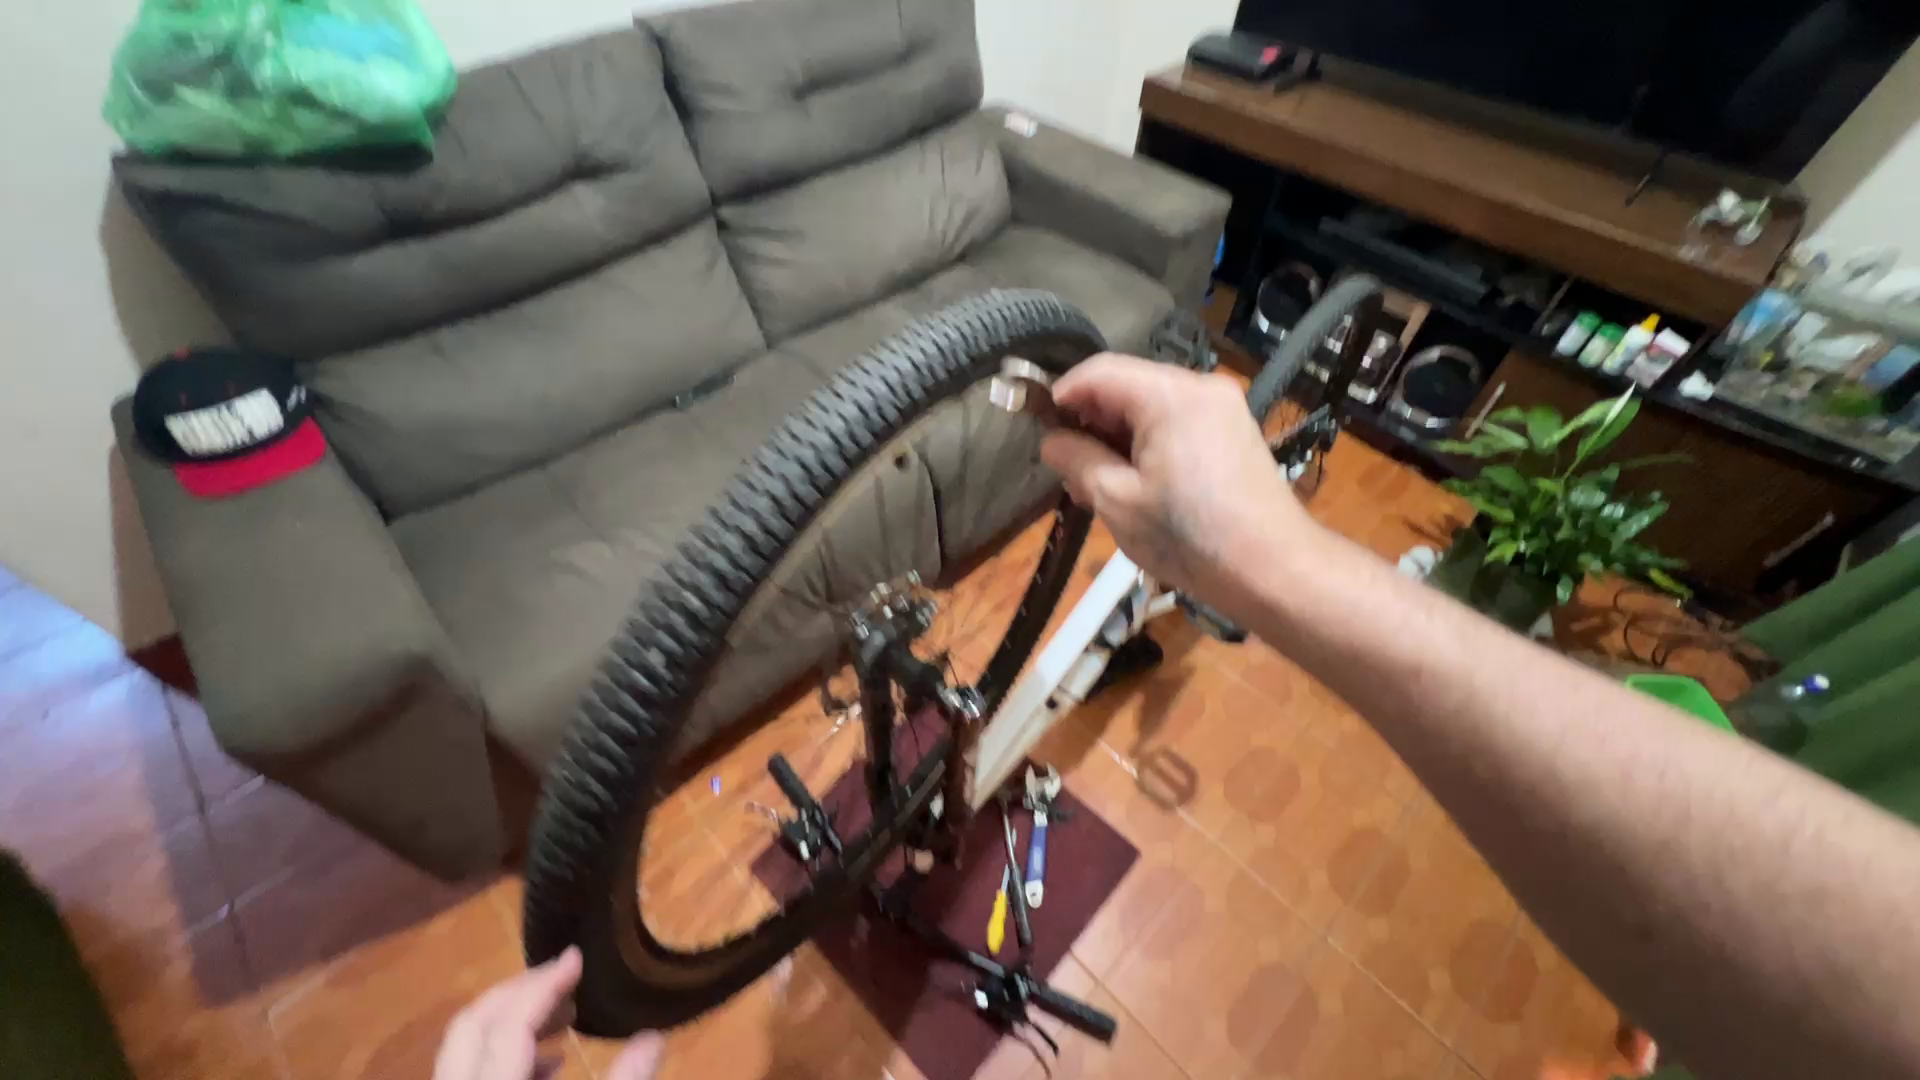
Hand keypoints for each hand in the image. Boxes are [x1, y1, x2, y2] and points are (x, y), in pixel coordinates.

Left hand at [433, 947, 663, 1079]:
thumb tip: (654, 1035)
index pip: (510, 1026)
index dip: (545, 985)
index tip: (579, 956)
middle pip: (472, 1024)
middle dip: (522, 990)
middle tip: (568, 976)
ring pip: (465, 1047)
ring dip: (513, 1018)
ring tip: (565, 1016)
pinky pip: (467, 1071)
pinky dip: (504, 1051)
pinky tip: (552, 1065)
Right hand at [1039, 354, 1313, 608]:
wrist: (1272, 570)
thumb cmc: (1188, 536)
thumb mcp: (1116, 500)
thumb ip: (1076, 460)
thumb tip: (1051, 441)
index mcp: (1169, 394)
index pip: (1099, 371)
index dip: (1061, 394)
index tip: (1036, 427)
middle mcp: (1199, 387)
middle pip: (1126, 386)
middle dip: (1090, 422)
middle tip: (1067, 469)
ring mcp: (1222, 408)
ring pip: (1149, 406)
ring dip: (1116, 438)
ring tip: (1097, 485)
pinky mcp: (1232, 432)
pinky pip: (1175, 423)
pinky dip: (1146, 444)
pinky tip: (1134, 484)